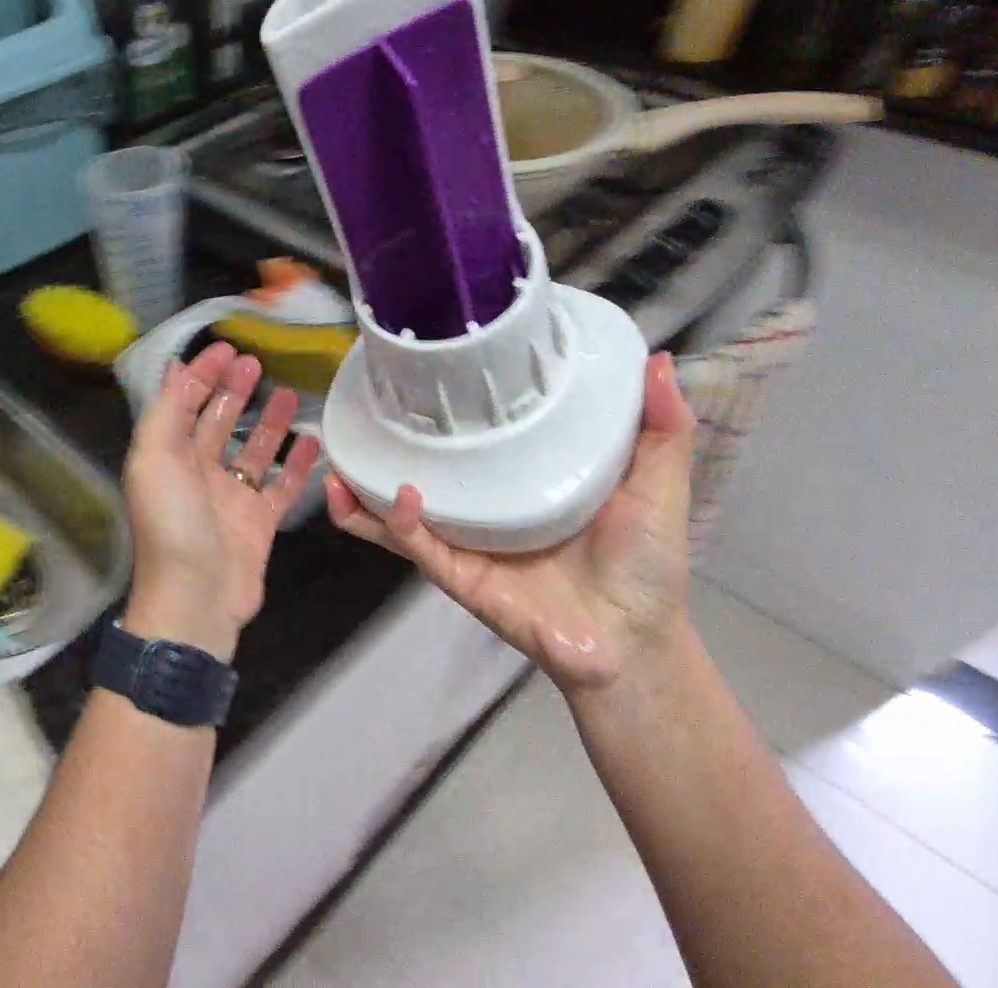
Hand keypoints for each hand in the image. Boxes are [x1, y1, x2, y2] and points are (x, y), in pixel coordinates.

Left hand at [122, 343, 322, 661]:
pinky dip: (296, 465)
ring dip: (268, 422)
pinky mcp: (259, 523)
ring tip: (289, 393)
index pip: (183, 405)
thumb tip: (174, 367)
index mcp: (166, 458)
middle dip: (233, 392)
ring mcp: (230, 500)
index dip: (200, 375)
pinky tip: (313, 439)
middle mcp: (196, 475)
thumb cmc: (172, 524)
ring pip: (252, 452)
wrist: (196, 599)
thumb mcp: (154, 459)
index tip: (227, 348)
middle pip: (217, 424)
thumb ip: (166, 411)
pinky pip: (280, 487)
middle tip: (257, 363)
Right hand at [325, 353, 696, 692]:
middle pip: (415, 476)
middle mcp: (479, 510)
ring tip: (335, 467)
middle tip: (352, 421)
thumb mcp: (657, 484)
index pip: (467, 442)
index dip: (439, 412)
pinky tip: (399, 497)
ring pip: (396, 516)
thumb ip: (661, 427)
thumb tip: (659, 358)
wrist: (636, 639)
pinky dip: (400, 524)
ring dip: (359, 495)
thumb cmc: (645, 562)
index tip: (417, 372)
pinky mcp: (458, 576)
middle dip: (375, 454)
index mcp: (515, 483)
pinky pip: (419, 547)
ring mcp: (462, 543)